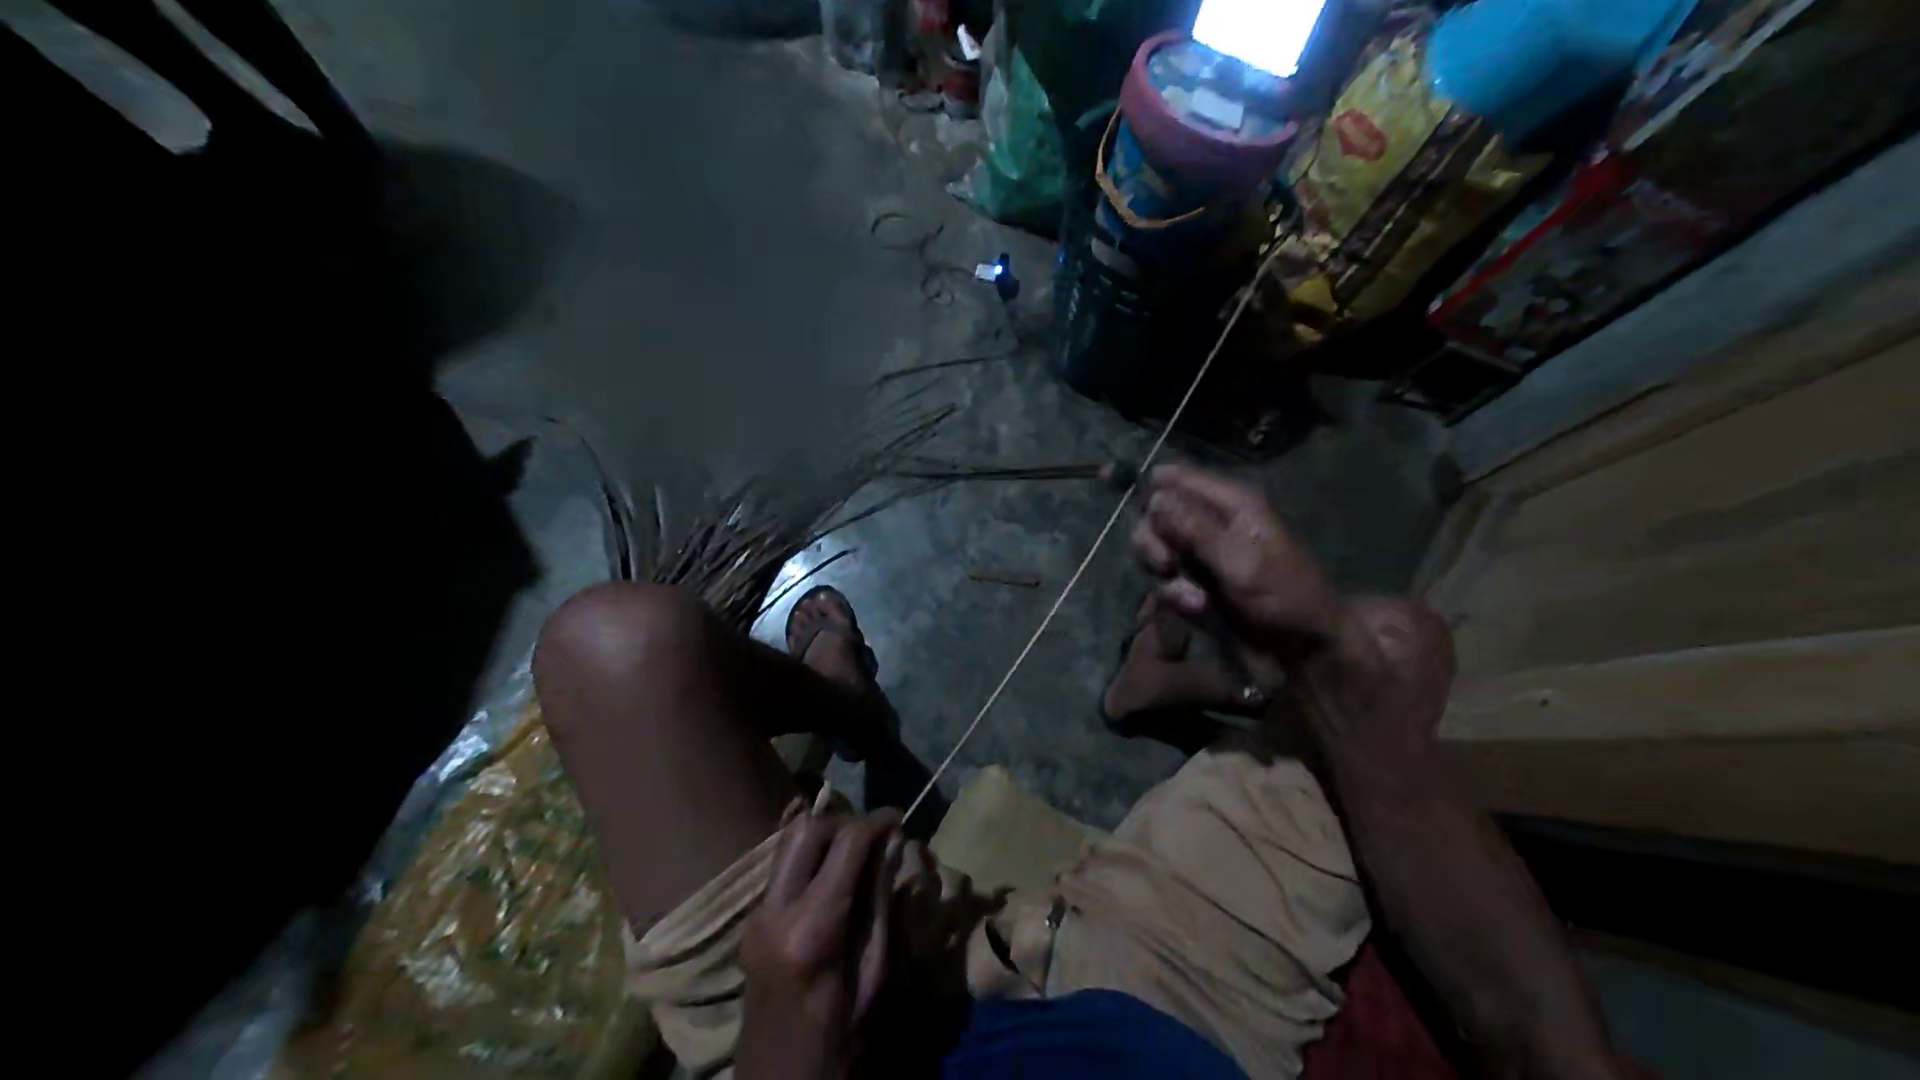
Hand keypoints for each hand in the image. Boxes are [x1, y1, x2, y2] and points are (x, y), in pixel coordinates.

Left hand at [736, 809, 903, 1079]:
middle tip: (875, 834)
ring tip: (856, 851)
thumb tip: (894, 840)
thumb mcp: (875, 969)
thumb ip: (880, 898)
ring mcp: (756, 914)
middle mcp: (775, 911)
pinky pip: (783, 867)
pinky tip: (834, 876)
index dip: (876, 821)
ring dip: (826, 834)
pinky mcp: (751, 920)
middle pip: (807, 829)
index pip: (846, 843)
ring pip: (788, 842)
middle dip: (845, 820)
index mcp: (812, 929)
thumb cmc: (842, 1035)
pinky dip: (812, 856)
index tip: (899, 817)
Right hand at [1129, 464, 1453, 764]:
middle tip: (1166, 563)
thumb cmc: (1284, 596)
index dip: (1149, 486)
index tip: (1123, 498)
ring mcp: (1201, 555)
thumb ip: (1194, 528)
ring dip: (1165, 573)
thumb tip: (1154, 496)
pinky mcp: (1194, 585)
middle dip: (1153, 540)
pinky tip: (1196, 609)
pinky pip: (1166, 581)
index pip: (1176, 478)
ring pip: (1156, 549)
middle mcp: (1211, 523)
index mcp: (1231, 504)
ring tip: (1190, 596)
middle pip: (1156, 515)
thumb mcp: (1240, 561)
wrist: (1302, 651)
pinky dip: (1175, 595)